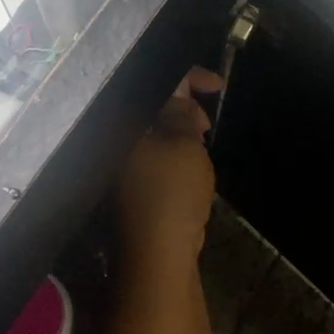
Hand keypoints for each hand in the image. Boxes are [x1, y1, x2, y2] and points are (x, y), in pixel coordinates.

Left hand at [117, 68, 223, 263]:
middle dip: (185, 108)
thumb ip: (181, 111)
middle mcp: (114, 141)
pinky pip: (154, 158)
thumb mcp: (185, 145)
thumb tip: (178, 88)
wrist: (158, 256)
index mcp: (122, 124)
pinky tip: (190, 172)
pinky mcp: (131, 188)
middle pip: (151, 108)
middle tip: (207, 125)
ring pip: (155, 134)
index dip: (188, 77)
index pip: (153, 84)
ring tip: (202, 149)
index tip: (218, 86)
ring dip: (181, 133)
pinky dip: (174, 156)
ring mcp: (121, 167)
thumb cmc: (171, 194)